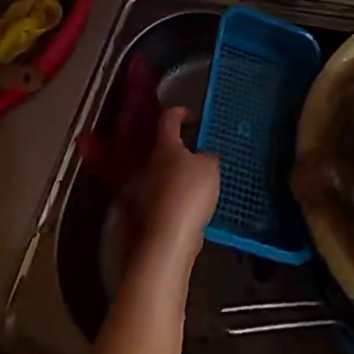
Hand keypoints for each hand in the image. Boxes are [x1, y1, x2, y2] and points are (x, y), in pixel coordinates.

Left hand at [142, 107, 219, 254]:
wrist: (166, 240)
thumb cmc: (189, 193)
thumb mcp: (211, 167)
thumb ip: (207, 156)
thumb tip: (202, 156)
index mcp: (164, 146)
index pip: (168, 118)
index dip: (181, 113)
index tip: (194, 117)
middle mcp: (148, 163)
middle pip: (162, 147)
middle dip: (178, 148)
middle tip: (197, 152)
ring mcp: (142, 189)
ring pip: (159, 172)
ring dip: (174, 173)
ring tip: (194, 181)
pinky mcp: (143, 213)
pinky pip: (160, 195)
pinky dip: (171, 195)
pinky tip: (186, 204)